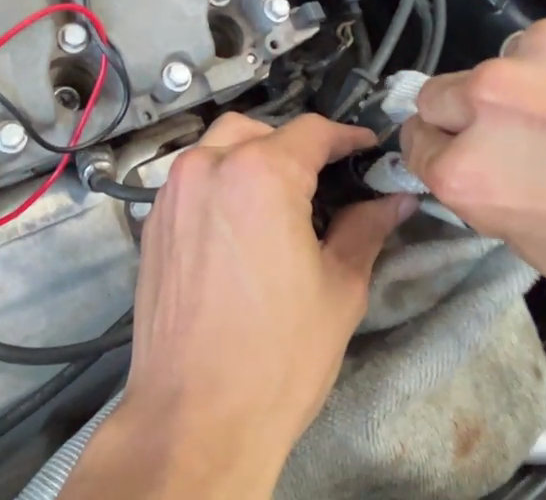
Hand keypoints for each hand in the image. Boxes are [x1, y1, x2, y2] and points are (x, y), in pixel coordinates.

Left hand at [63, 113, 416, 498]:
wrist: (194, 416)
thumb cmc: (277, 356)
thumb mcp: (339, 288)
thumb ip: (366, 229)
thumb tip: (393, 201)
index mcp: (260, 175)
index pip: (311, 131)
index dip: (346, 137)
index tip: (366, 149)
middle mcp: (207, 168)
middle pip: (259, 130)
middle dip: (295, 145)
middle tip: (326, 180)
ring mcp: (172, 194)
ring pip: (217, 148)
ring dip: (253, 158)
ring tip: (284, 201)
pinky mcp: (152, 223)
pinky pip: (192, 181)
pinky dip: (220, 184)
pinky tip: (242, 224)